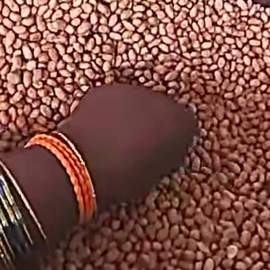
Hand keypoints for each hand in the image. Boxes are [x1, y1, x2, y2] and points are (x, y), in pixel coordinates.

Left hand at [56, 84, 195, 207]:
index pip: (187, 125)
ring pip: (138, 101)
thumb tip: (161, 151)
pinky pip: (114, 99)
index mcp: (180, 123)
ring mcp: (131, 91)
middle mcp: (161, 100)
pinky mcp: (106, 89)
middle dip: (155, 122)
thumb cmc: (123, 180)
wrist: (82, 164)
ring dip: (132, 114)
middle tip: (140, 144)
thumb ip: (165, 156)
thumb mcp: (155, 176)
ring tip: (117, 137)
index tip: (165, 151)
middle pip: (163, 108)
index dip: (176, 139)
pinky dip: (109, 110)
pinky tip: (99, 129)